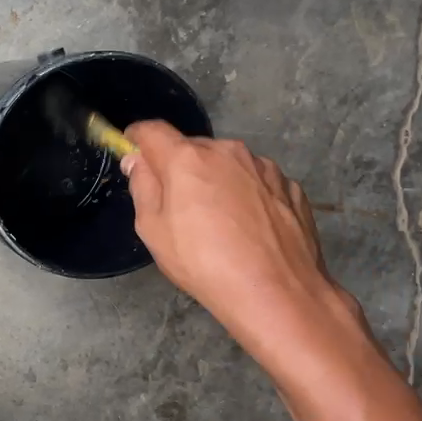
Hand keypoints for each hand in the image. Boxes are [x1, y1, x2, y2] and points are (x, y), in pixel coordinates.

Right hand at [121, 121, 355, 336]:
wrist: (276, 290)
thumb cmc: (201, 260)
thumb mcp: (152, 228)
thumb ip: (142, 186)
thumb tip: (138, 161)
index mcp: (187, 158)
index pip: (152, 130)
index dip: (136, 138)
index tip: (131, 152)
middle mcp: (227, 151)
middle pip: (191, 147)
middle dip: (178, 166)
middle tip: (175, 202)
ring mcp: (264, 167)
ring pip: (226, 163)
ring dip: (214, 179)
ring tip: (217, 219)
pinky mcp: (291, 187)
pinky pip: (256, 181)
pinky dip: (245, 194)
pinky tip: (247, 226)